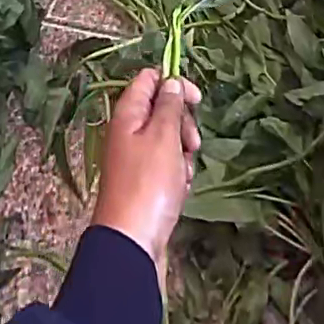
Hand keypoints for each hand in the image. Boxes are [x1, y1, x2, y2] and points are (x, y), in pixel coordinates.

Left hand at [92, 69, 201, 280]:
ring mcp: (135, 156)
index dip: (173, 82)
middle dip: (182, 122)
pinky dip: (177, 172)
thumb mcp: (163, 137)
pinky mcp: (143, 181)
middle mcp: (128, 130)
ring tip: (184, 172)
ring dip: (182, 151)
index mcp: (128, 113)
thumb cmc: (148, 184)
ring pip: (167, 137)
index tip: (196, 99)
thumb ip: (169, 105)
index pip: (148, 79)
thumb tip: (171, 81)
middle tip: (191, 143)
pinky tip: (180, 188)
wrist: (132, 244)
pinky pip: (165, 164)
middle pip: (161, 108)